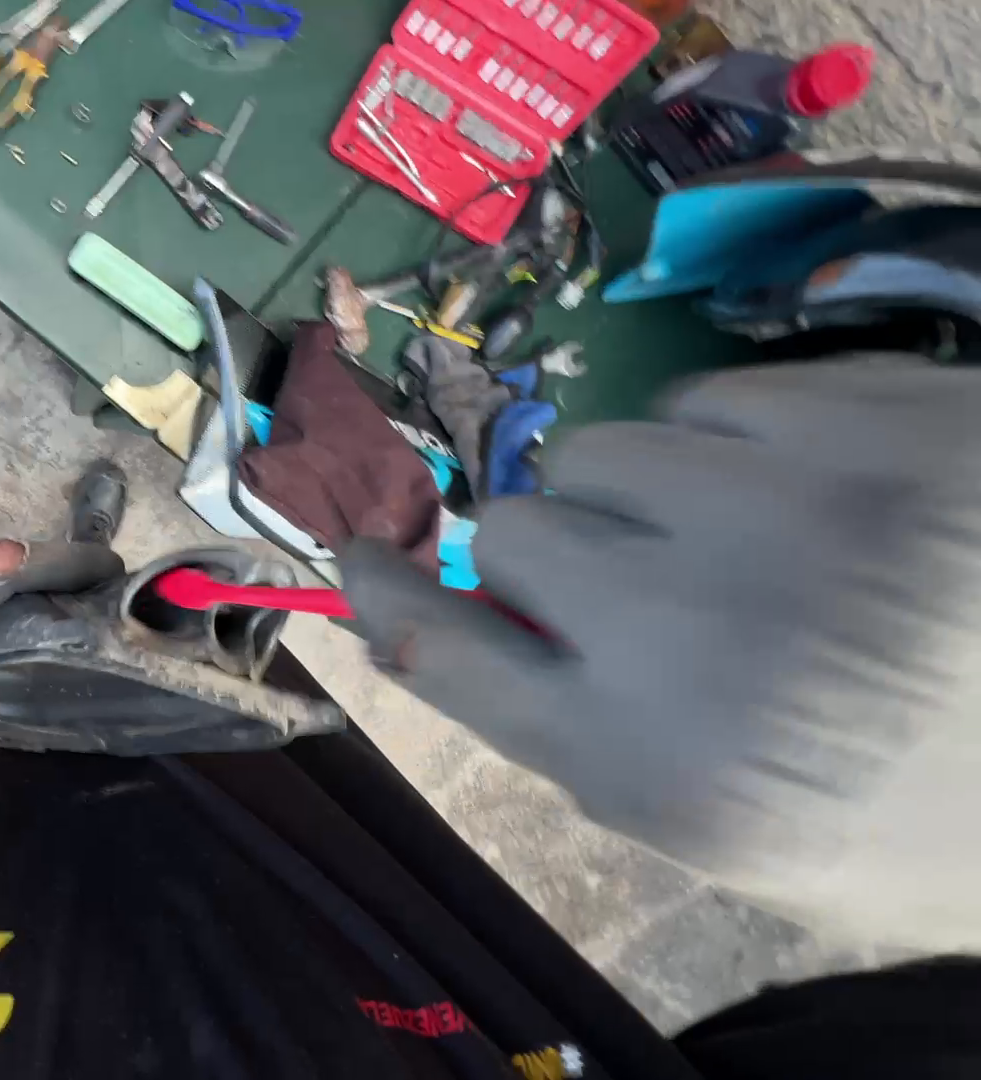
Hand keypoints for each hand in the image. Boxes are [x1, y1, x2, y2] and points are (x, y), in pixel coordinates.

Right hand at [342, 357, 980, 944]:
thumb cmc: (909, 805)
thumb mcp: (700, 810)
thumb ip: (541, 713)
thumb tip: (409, 614)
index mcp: (656, 766)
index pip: (441, 649)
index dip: (384, 594)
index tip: (355, 554)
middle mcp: (707, 644)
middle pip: (511, 529)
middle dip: (555, 557)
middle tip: (642, 589)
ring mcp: (811, 521)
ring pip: (599, 449)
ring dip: (640, 495)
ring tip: (747, 540)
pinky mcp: (905, 424)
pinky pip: (710, 399)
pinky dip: (735, 443)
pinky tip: (821, 496)